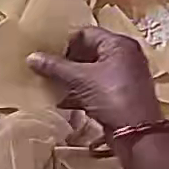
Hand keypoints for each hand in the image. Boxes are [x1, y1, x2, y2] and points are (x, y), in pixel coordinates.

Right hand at [26, 27, 163, 130]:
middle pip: (88, 53)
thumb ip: (56, 67)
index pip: (86, 34)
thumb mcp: (81, 79)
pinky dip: (80, 93)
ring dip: (71, 79)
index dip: (65, 42)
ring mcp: (124, 78)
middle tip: (46, 68)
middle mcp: (124, 57)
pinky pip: (96, 88)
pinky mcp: (120, 96)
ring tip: (50, 84)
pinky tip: (62, 102)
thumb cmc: (112, 97)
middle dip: (66, 62)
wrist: (137, 135)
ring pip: (91, 73)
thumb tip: (31, 57)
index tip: (46, 53)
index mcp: (119, 44)